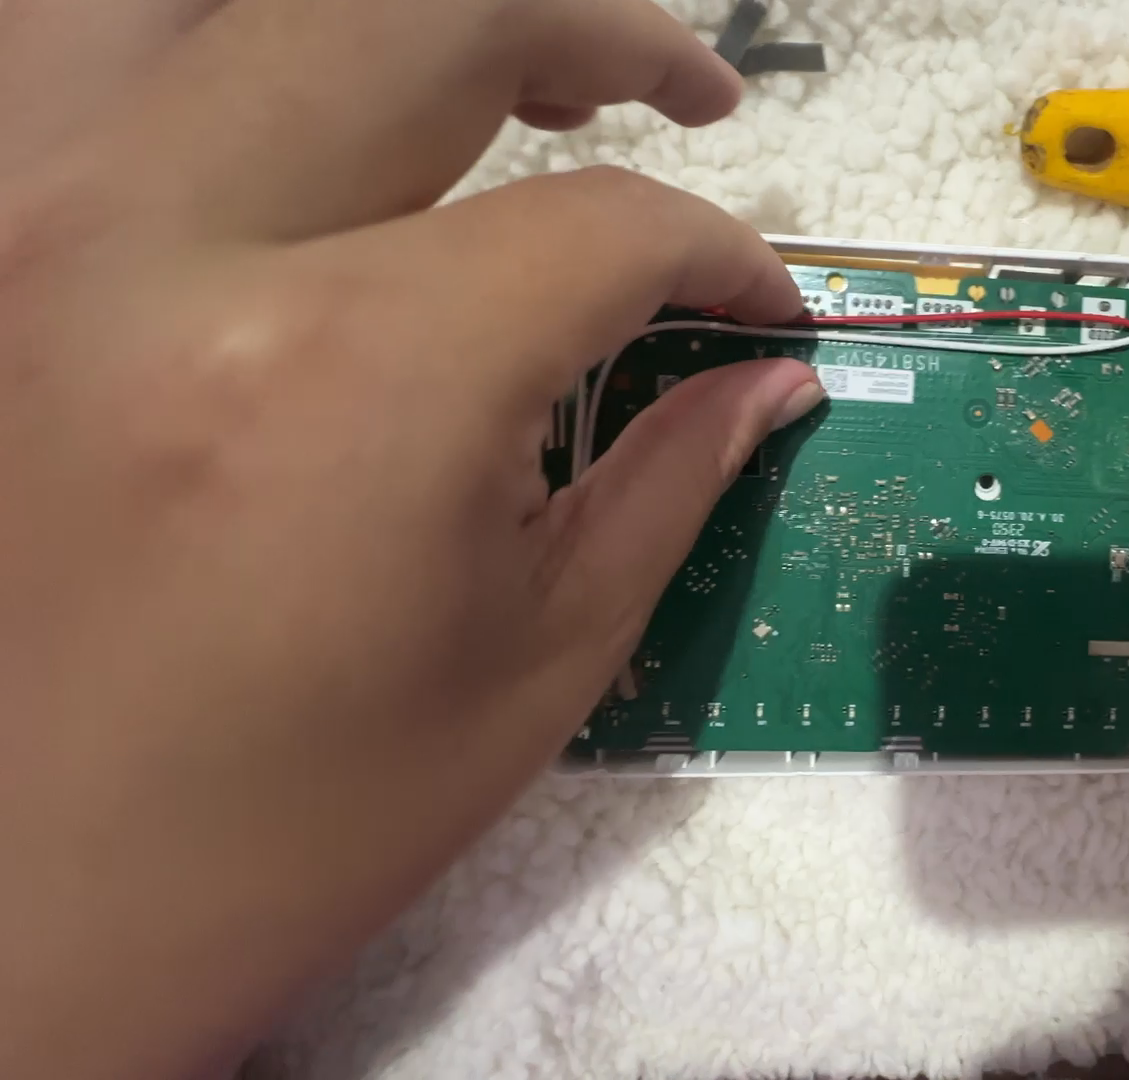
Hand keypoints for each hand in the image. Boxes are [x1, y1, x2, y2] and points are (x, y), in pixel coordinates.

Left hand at [0, 3, 818, 1077]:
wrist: (12, 928)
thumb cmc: (332, 799)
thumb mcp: (560, 639)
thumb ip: (681, 467)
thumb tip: (782, 377)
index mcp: (360, 377)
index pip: (607, 229)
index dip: (722, 255)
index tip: (769, 310)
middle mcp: (162, 238)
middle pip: (424, 12)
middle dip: (606, 34)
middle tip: (693, 99)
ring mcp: (7, 214)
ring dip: (421, 15)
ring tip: (525, 76)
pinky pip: (84, 47)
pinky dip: (235, 48)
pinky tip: (324, 112)